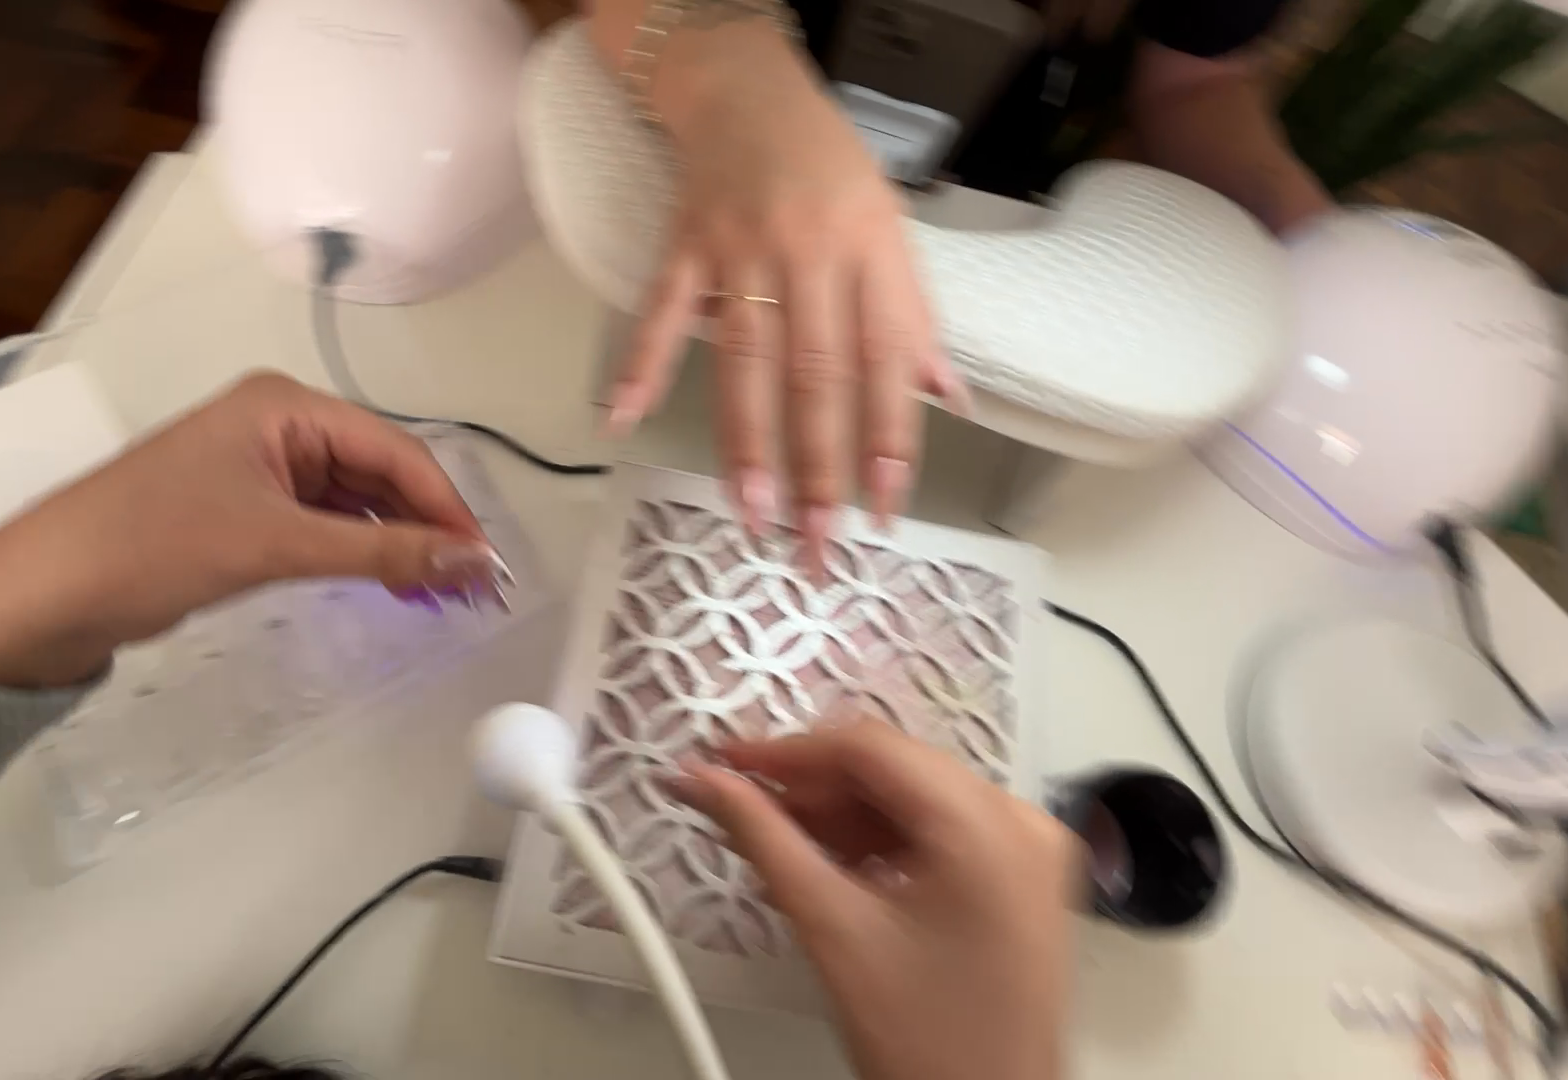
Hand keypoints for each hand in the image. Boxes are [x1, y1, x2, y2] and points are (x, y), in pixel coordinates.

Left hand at [0, 372, 502, 686]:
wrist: (39, 596)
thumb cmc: (153, 546)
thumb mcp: (277, 545)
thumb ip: (383, 553)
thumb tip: (472, 563)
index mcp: (287, 408)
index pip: (395, 452)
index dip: (446, 506)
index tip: (483, 559)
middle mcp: (285, 427)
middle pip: (382, 475)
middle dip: (428, 527)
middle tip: (471, 583)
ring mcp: (272, 467)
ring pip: (363, 503)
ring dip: (402, 544)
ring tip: (442, 591)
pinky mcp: (259, 506)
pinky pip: (334, 524)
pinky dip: (367, 553)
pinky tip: (396, 583)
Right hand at [600, 19, 968, 567]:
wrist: (747, 89)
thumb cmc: (829, 168)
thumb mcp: (891, 231)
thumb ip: (914, 321)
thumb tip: (946, 400)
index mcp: (872, 253)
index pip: (886, 365)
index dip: (886, 444)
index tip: (883, 515)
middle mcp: (809, 255)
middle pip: (816, 378)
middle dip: (818, 469)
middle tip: (815, 544)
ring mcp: (740, 251)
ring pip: (745, 360)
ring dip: (746, 445)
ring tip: (752, 516)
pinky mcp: (683, 247)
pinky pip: (659, 312)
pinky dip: (639, 365)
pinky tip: (621, 421)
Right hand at [672, 721, 1077, 1079]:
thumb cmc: (933, 1052)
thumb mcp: (831, 928)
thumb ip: (759, 837)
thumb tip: (704, 783)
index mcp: (986, 828)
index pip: (868, 747)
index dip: (787, 751)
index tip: (731, 762)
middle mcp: (1017, 821)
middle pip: (887, 766)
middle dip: (810, 788)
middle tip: (748, 806)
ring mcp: (1020, 844)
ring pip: (902, 790)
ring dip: (835, 812)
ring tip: (783, 845)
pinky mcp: (1011, 867)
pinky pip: (926, 821)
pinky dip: (870, 834)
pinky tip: (827, 863)